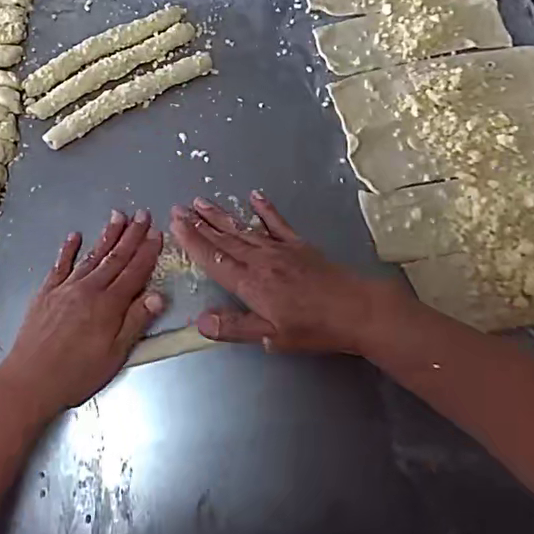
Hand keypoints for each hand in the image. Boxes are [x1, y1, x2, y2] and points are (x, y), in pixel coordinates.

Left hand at [0, 210, 165, 421]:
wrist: (30, 378)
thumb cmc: (77, 374)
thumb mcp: (115, 356)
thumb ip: (135, 323)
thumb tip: (158, 296)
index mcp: (109, 305)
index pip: (134, 272)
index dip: (147, 252)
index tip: (157, 233)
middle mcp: (88, 289)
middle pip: (115, 258)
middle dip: (132, 235)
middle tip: (143, 214)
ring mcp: (65, 287)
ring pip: (91, 256)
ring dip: (106, 236)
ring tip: (118, 216)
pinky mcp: (46, 291)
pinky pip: (60, 264)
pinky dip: (68, 249)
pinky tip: (74, 236)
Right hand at [172, 192, 410, 355]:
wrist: (358, 310)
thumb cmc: (315, 328)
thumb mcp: (273, 337)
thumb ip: (235, 327)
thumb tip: (199, 322)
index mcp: (250, 283)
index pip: (213, 258)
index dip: (192, 241)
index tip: (175, 224)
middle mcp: (260, 260)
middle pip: (223, 239)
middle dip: (198, 224)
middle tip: (178, 208)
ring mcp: (279, 249)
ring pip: (242, 228)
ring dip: (220, 215)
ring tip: (200, 202)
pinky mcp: (298, 245)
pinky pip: (276, 223)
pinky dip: (264, 209)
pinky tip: (254, 196)